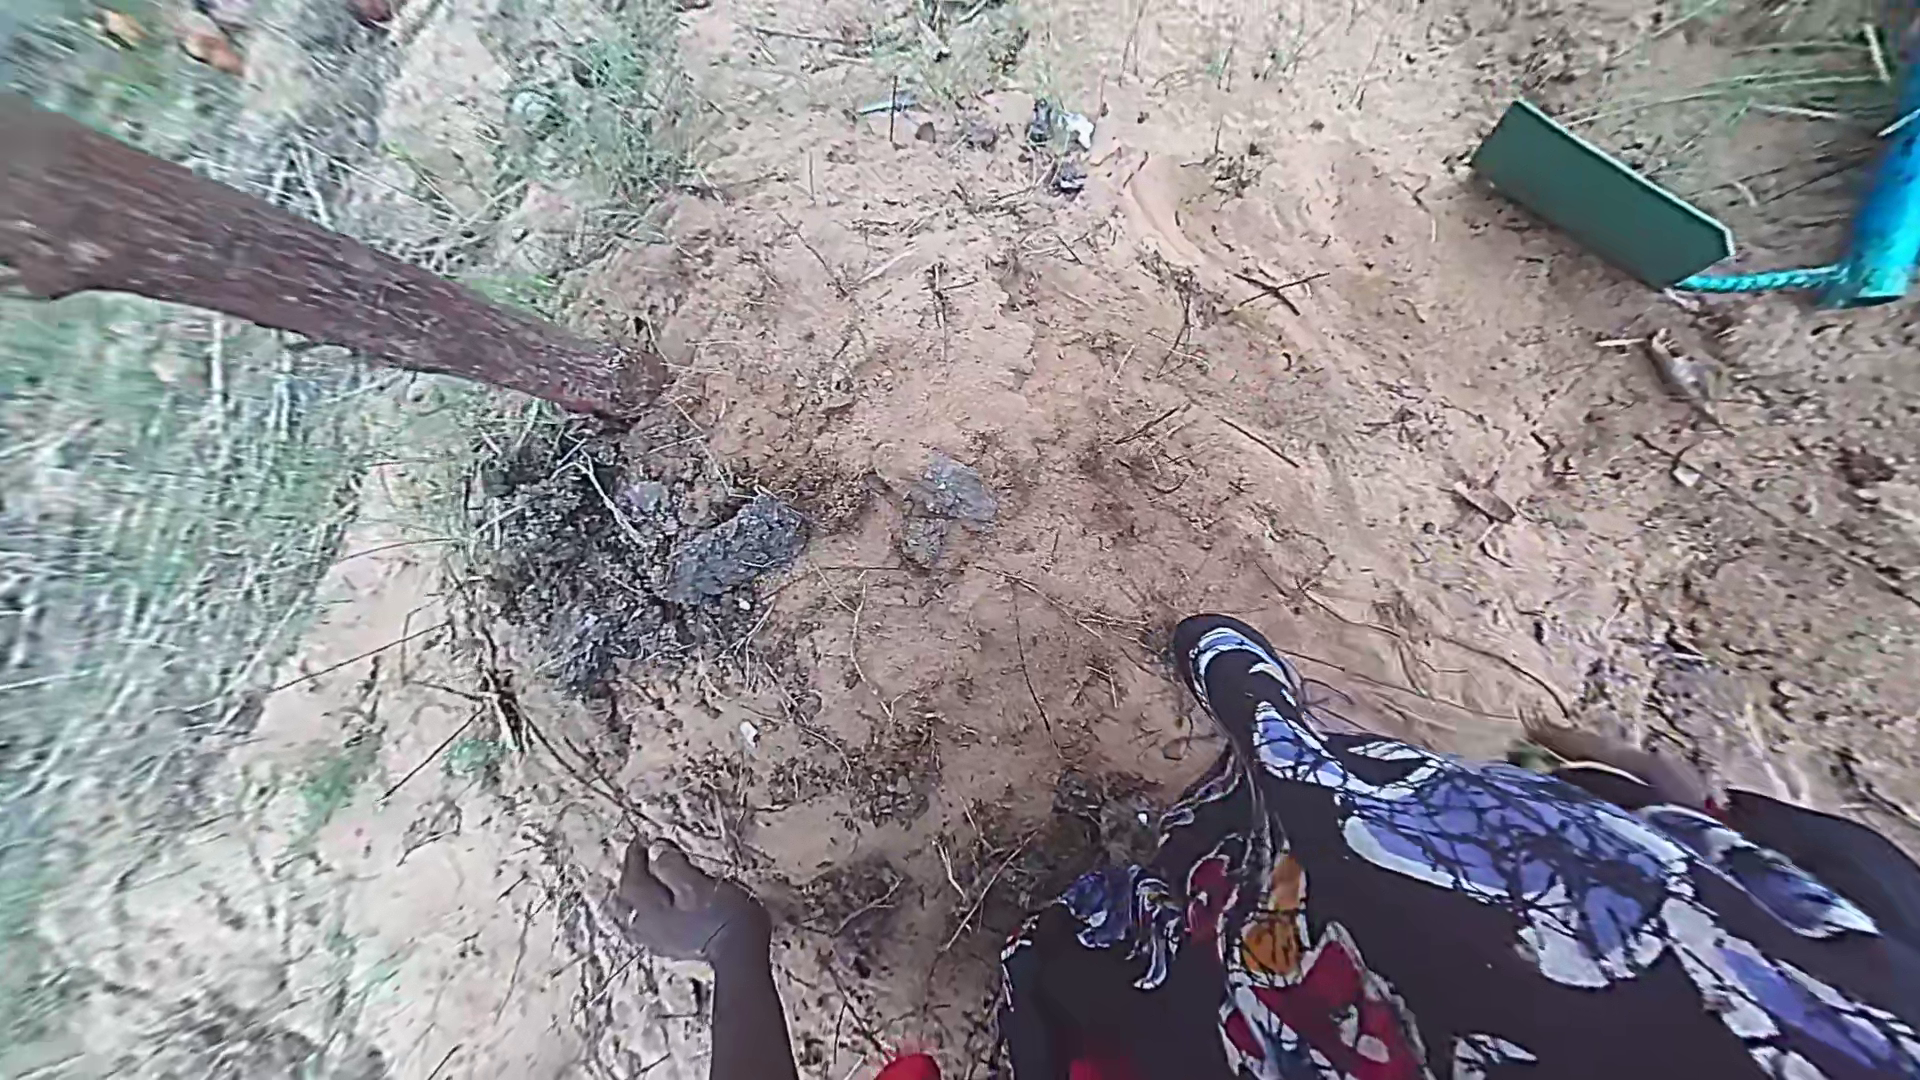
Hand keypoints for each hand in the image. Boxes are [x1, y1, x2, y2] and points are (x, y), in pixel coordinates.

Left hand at [607, 839, 769, 963]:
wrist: (738, 950)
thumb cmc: (720, 913)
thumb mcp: (697, 884)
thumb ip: (673, 867)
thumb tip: (655, 848)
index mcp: (650, 909)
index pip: (633, 879)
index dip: (635, 857)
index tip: (640, 838)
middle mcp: (646, 926)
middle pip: (628, 898)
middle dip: (632, 875)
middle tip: (640, 855)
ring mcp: (658, 938)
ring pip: (635, 912)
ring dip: (637, 892)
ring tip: (646, 875)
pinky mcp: (671, 944)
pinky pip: (647, 921)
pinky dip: (647, 906)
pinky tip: (656, 903)